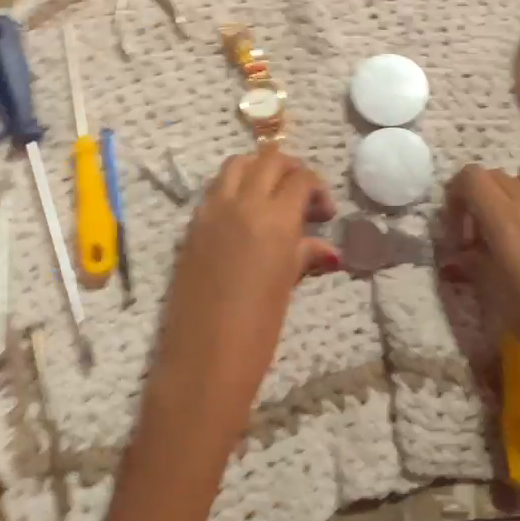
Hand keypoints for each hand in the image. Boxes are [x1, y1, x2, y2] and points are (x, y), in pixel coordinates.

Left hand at [150, 148, 337, 412]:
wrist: (202, 361)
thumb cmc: (256, 331)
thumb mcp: (286, 286)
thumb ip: (304, 254)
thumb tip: (327, 250)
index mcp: (275, 219)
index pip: (300, 178)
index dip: (318, 188)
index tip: (324, 213)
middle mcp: (242, 204)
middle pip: (269, 159)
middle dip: (291, 170)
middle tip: (301, 197)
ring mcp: (211, 211)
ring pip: (237, 164)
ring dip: (258, 170)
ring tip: (270, 197)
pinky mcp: (191, 225)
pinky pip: (215, 189)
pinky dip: (233, 189)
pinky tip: (243, 216)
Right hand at [444, 159, 519, 407]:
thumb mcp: (495, 296)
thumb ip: (474, 264)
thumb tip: (459, 254)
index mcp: (507, 220)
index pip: (471, 178)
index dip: (456, 198)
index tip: (459, 235)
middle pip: (497, 176)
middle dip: (480, 200)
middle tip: (479, 241)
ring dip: (518, 187)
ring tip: (516, 224)